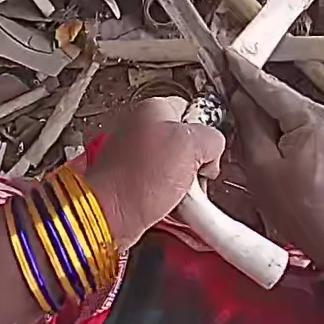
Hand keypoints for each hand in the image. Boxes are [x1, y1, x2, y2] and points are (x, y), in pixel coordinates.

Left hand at [79, 96, 224, 248]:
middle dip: (196, 161)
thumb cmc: (141, 176)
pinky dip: (171, 196)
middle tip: (195, 174)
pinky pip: (163, 186)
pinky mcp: (131, 181)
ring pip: (176, 167)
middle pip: (185, 141)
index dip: (204, 130)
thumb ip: (211, 138)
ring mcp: (134, 155)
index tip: (207, 149)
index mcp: (152, 109)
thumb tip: (212, 151)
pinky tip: (171, 204)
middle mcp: (139, 128)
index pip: (191, 109)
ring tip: (182, 193)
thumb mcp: (192, 145)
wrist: (110, 214)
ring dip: (185, 183)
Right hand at [226, 50, 323, 266]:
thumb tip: (240, 100)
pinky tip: (270, 148)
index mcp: (312, 119)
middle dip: (253, 102)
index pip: (269, 86)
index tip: (228, 57)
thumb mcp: (262, 167)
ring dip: (268, 120)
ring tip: (248, 139)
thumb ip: (249, 125)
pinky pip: (304, 127)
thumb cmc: (306, 212)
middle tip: (226, 103)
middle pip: (281, 99)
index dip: (243, 72)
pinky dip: (284, 131)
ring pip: (291, 113)